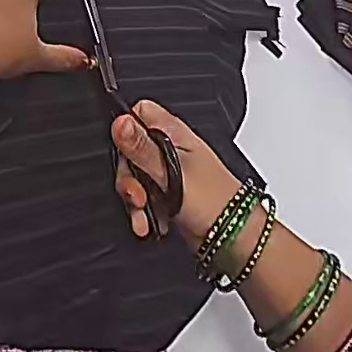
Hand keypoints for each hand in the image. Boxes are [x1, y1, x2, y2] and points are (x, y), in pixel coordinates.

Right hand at [110, 100, 244, 243]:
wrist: (231, 237)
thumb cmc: (214, 201)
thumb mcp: (170, 172)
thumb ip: (141, 148)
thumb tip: (121, 122)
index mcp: (173, 133)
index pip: (138, 114)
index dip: (126, 132)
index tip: (127, 155)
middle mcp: (171, 149)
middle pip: (130, 150)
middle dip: (128, 177)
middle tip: (138, 194)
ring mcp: (169, 171)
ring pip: (134, 176)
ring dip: (134, 199)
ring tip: (143, 212)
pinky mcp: (167, 192)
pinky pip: (143, 195)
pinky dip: (143, 210)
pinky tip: (150, 221)